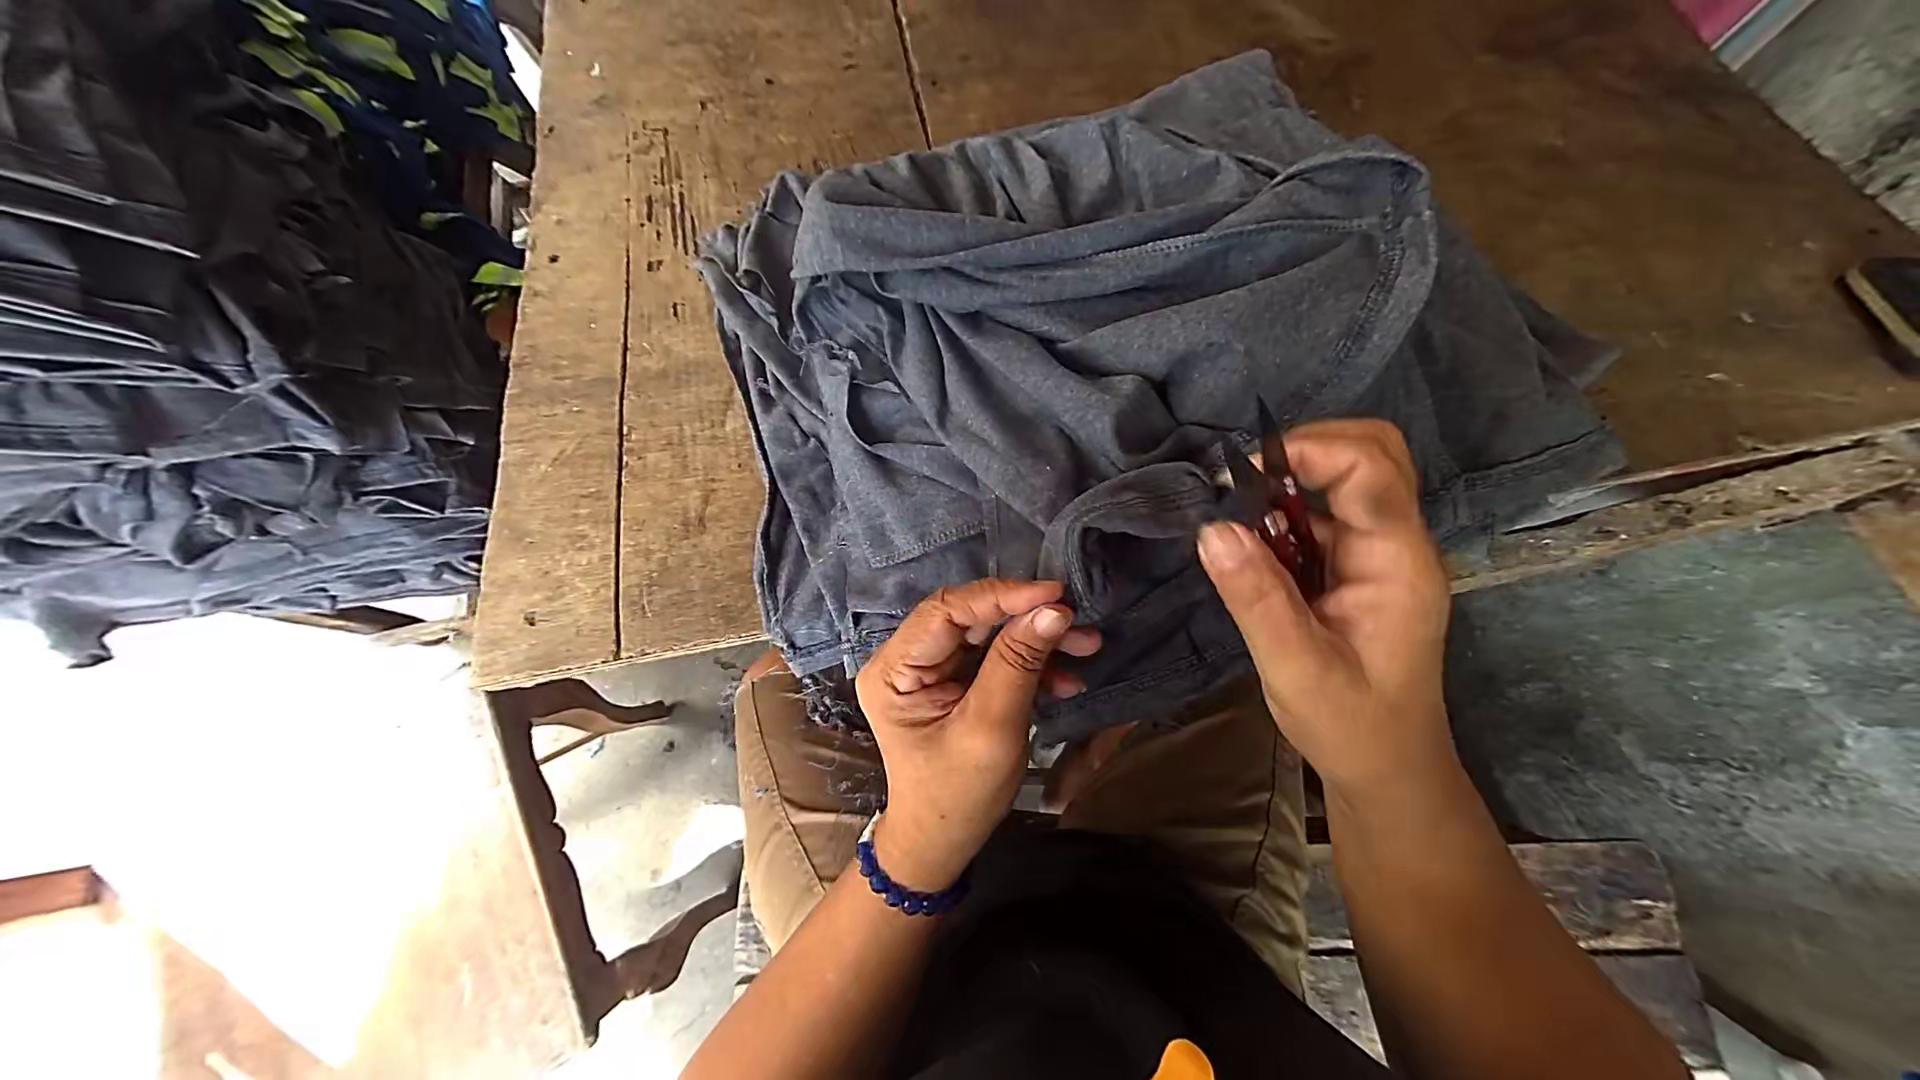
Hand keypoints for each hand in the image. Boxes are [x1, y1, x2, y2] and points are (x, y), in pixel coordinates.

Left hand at [855, 579, 1101, 890]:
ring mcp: (930, 669)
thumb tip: (1053, 611)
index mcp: (894, 670)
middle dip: (1026, 618)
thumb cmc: (958, 794)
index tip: (1055, 594)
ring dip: (1037, 639)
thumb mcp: (992, 730)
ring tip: (1086, 645)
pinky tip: (1066, 678)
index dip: (1001, 596)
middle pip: (970, 618)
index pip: (946, 611)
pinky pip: (994, 656)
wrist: (945, 840)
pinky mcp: (954, 680)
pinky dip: (1031, 663)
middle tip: (1077, 621)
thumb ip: (1018, 664)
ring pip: (988, 634)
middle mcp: (906, 660)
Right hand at [1198, 419, 1454, 792]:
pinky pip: (1321, 515)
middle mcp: (1396, 545)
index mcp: (1397, 563)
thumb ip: (1255, 597)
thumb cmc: (1350, 726)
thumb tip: (1211, 528)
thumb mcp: (1295, 667)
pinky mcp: (1354, 568)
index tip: (1242, 478)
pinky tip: (1249, 546)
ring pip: (1346, 479)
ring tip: (1235, 514)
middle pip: (1372, 454)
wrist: (1386, 768)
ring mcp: (1377, 555)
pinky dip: (1280, 514)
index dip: (1308, 451)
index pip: (1370, 468)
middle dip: (1306, 451)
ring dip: (1288, 483)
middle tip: (1244, 483)